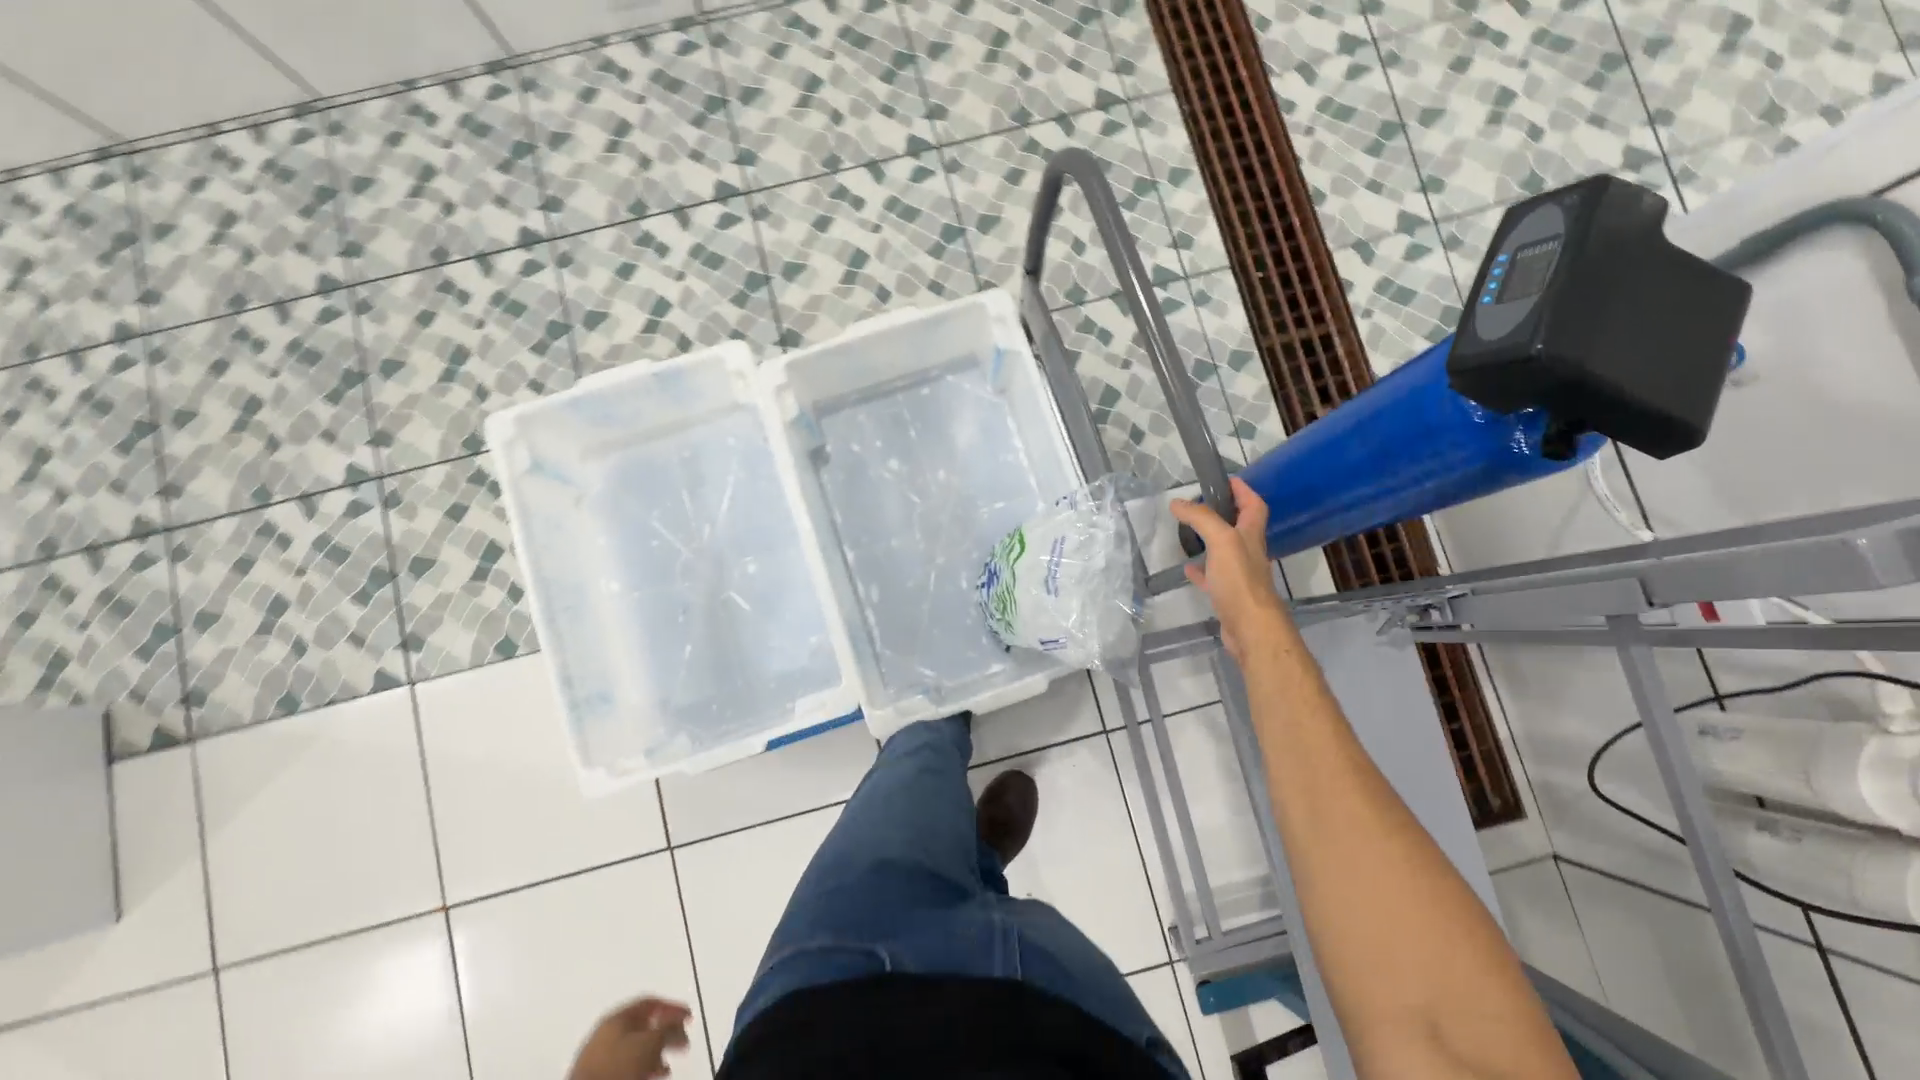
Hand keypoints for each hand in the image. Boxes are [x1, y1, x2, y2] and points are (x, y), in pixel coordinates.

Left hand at [569, 997, 691, 1079]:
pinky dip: (642, 1065)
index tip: (688, 1016)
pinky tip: (651, 1074)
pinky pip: (627, 1062)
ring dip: (655, 1052)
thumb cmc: (619, 1065)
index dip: (671, 1007)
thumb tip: (678, 1021)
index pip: (649, 1002)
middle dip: (665, 1032)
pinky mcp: (597, 1072)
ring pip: (635, 1046)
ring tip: (667, 1065)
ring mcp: (600, 1052)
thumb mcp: (650, 1042)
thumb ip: (668, 1027)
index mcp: (617, 1017)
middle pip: (642, 1024)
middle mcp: (607, 1030)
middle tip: (683, 1041)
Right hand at [1169, 477, 1288, 663]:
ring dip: (1211, 540)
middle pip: (1241, 527)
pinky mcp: (1229, 595)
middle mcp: (1249, 552)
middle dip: (1225, 513)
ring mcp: (1240, 575)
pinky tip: (1188, 568)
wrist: (1251, 627)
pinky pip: (1213, 577)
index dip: (1243, 490)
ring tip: (1190, 532)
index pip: (1254, 505)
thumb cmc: (1240, 579)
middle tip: (1201, 504)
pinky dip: (1201, 570)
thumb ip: (1201, 518)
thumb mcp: (1221, 540)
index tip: (1225, 480)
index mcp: (1251, 535)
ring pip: (1226, 551)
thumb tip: (1177, 502)